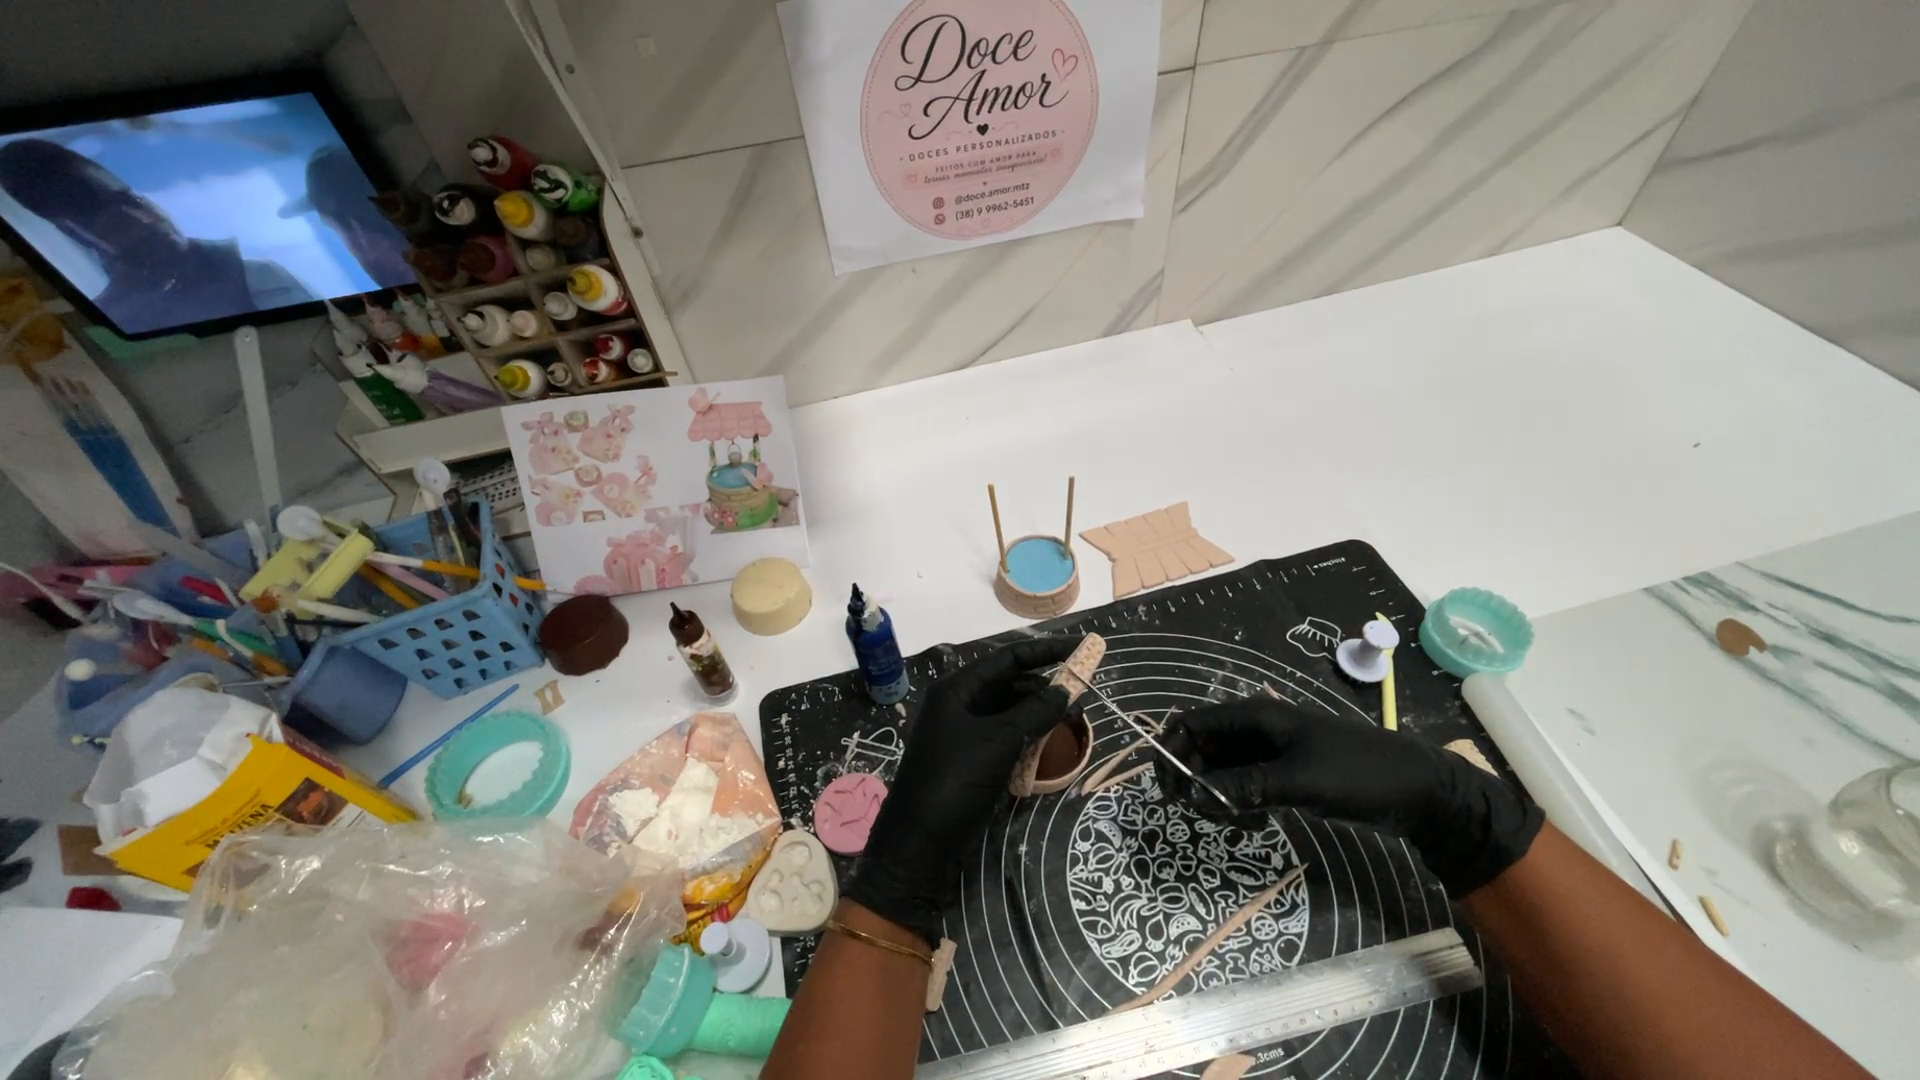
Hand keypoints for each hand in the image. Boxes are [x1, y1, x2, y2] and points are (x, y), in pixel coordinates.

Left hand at [845, 637, 1077, 945]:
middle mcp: (958, 703)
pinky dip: (1027, 737)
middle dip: (1046, 688)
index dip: (1046, 651)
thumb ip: (1035, 712)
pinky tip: (1048, 746)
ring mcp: (962, 732)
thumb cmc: (954, 782)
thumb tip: (1068, 688)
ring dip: (1039, 714)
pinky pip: (1004, 736)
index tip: (1081, 648)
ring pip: (1009, 711)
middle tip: (1084, 697)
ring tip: (1073, 721)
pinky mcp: (969, 758)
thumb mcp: (999, 743)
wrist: (918, 846)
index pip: (1007, 658)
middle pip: (1009, 683)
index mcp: (956, 689)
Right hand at [1157, 696, 1542, 895]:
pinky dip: (1237, 804)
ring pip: (1218, 771)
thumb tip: (1193, 794)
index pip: (1189, 725)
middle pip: (1200, 750)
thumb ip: (1243, 785)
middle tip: (1210, 816)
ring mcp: (1267, 752)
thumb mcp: (1299, 781)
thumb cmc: (1360, 774)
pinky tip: (1257, 823)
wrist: (1421, 790)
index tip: (1171, 794)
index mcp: (1254, 716)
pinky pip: (1240, 785)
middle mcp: (1254, 729)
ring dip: (1217, 798)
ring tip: (1243, 822)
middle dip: (1195, 783)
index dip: (1171, 754)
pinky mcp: (1280, 773)